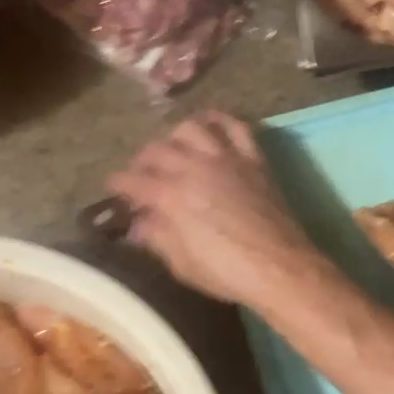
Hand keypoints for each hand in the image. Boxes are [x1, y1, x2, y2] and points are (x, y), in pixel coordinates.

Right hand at [107, 111, 327, 306]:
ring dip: (175, 137)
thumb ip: (157, 238)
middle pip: (157, 150)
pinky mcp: (253, 159)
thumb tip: (138, 225)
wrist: (280, 267)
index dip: (118, 184)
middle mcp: (194, 167)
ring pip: (191, 129)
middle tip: (141, 175)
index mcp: (171, 196)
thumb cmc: (227, 272)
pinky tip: (210, 125)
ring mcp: (226, 158)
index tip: (113, 189)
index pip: (132, 180)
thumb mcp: (182, 264)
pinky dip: (219, 120)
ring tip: (172, 150)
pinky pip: (235, 126)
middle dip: (142, 161)